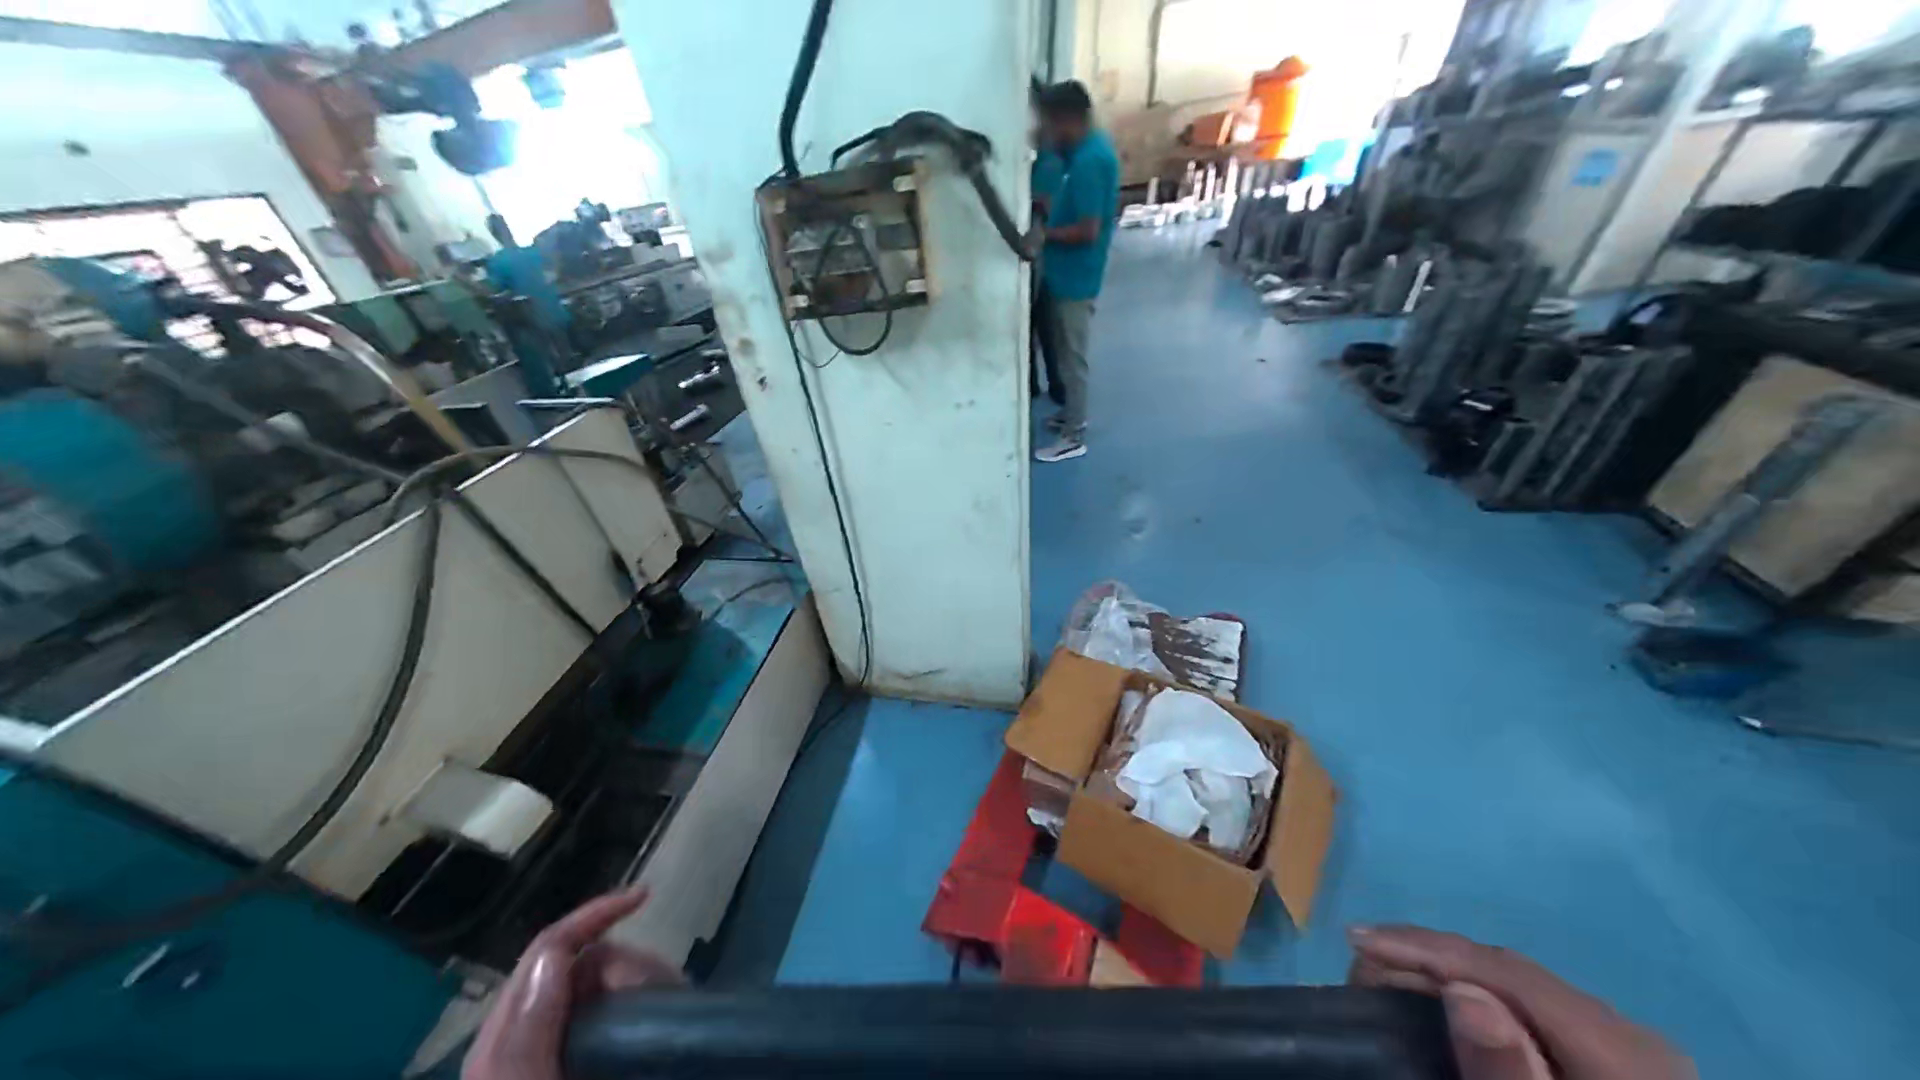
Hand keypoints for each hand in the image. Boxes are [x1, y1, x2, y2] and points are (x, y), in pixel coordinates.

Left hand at [463, 887, 681, 1079]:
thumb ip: (524, 1045)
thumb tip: (556, 954)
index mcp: (508, 1042)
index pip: (547, 951)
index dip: (591, 915)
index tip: (645, 899)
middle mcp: (532, 1037)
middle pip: (587, 962)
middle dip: (633, 964)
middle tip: (668, 996)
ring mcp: (565, 1050)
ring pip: (613, 984)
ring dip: (649, 986)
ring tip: (675, 1010)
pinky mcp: (592, 1057)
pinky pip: (627, 1010)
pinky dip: (652, 1004)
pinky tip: (668, 1023)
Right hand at [1347, 925, 1694, 1079]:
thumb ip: (1508, 1077)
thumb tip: (1463, 991)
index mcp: (1625, 1054)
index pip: (1508, 973)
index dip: (1427, 948)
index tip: (1356, 940)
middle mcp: (1633, 1039)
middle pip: (1510, 972)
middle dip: (1428, 956)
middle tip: (1361, 956)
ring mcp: (1628, 1052)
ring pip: (1516, 986)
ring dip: (1446, 973)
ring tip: (1386, 973)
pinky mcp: (1614, 1067)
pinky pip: (1530, 1009)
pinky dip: (1476, 997)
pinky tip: (1442, 1002)